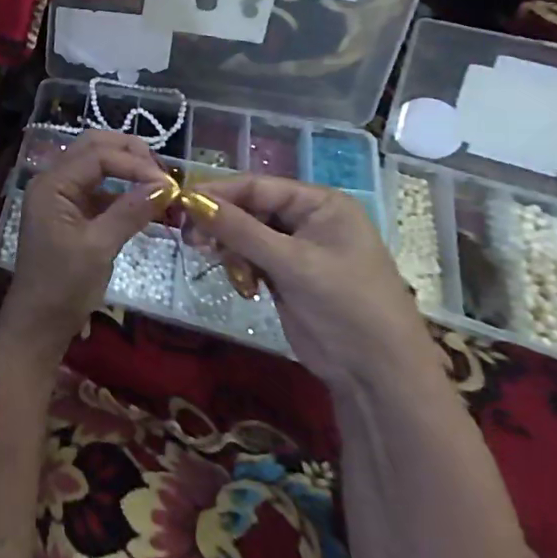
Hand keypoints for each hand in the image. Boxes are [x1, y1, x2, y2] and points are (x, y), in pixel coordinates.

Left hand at [2, 130, 164, 358]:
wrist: (39, 321)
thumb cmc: (63, 284)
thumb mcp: (99, 247)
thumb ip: (130, 212)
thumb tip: (166, 186)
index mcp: (51, 185)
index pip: (96, 154)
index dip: (134, 163)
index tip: (168, 185)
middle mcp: (53, 183)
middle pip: (94, 149)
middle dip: (130, 155)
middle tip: (164, 175)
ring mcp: (62, 198)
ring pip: (97, 167)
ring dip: (129, 171)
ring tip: (162, 188)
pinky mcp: (72, 214)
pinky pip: (100, 190)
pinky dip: (124, 192)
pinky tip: (149, 205)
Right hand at [186, 175, 435, 390]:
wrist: (376, 371)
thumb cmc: (344, 304)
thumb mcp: (291, 263)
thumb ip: (238, 229)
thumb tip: (189, 200)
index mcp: (320, 204)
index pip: (257, 186)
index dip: (217, 193)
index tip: (179, 205)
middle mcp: (307, 219)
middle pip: (247, 208)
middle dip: (221, 224)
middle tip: (193, 242)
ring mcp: (296, 247)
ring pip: (243, 233)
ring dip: (228, 249)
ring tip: (226, 269)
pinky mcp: (284, 273)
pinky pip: (248, 257)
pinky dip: (239, 267)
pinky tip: (243, 286)